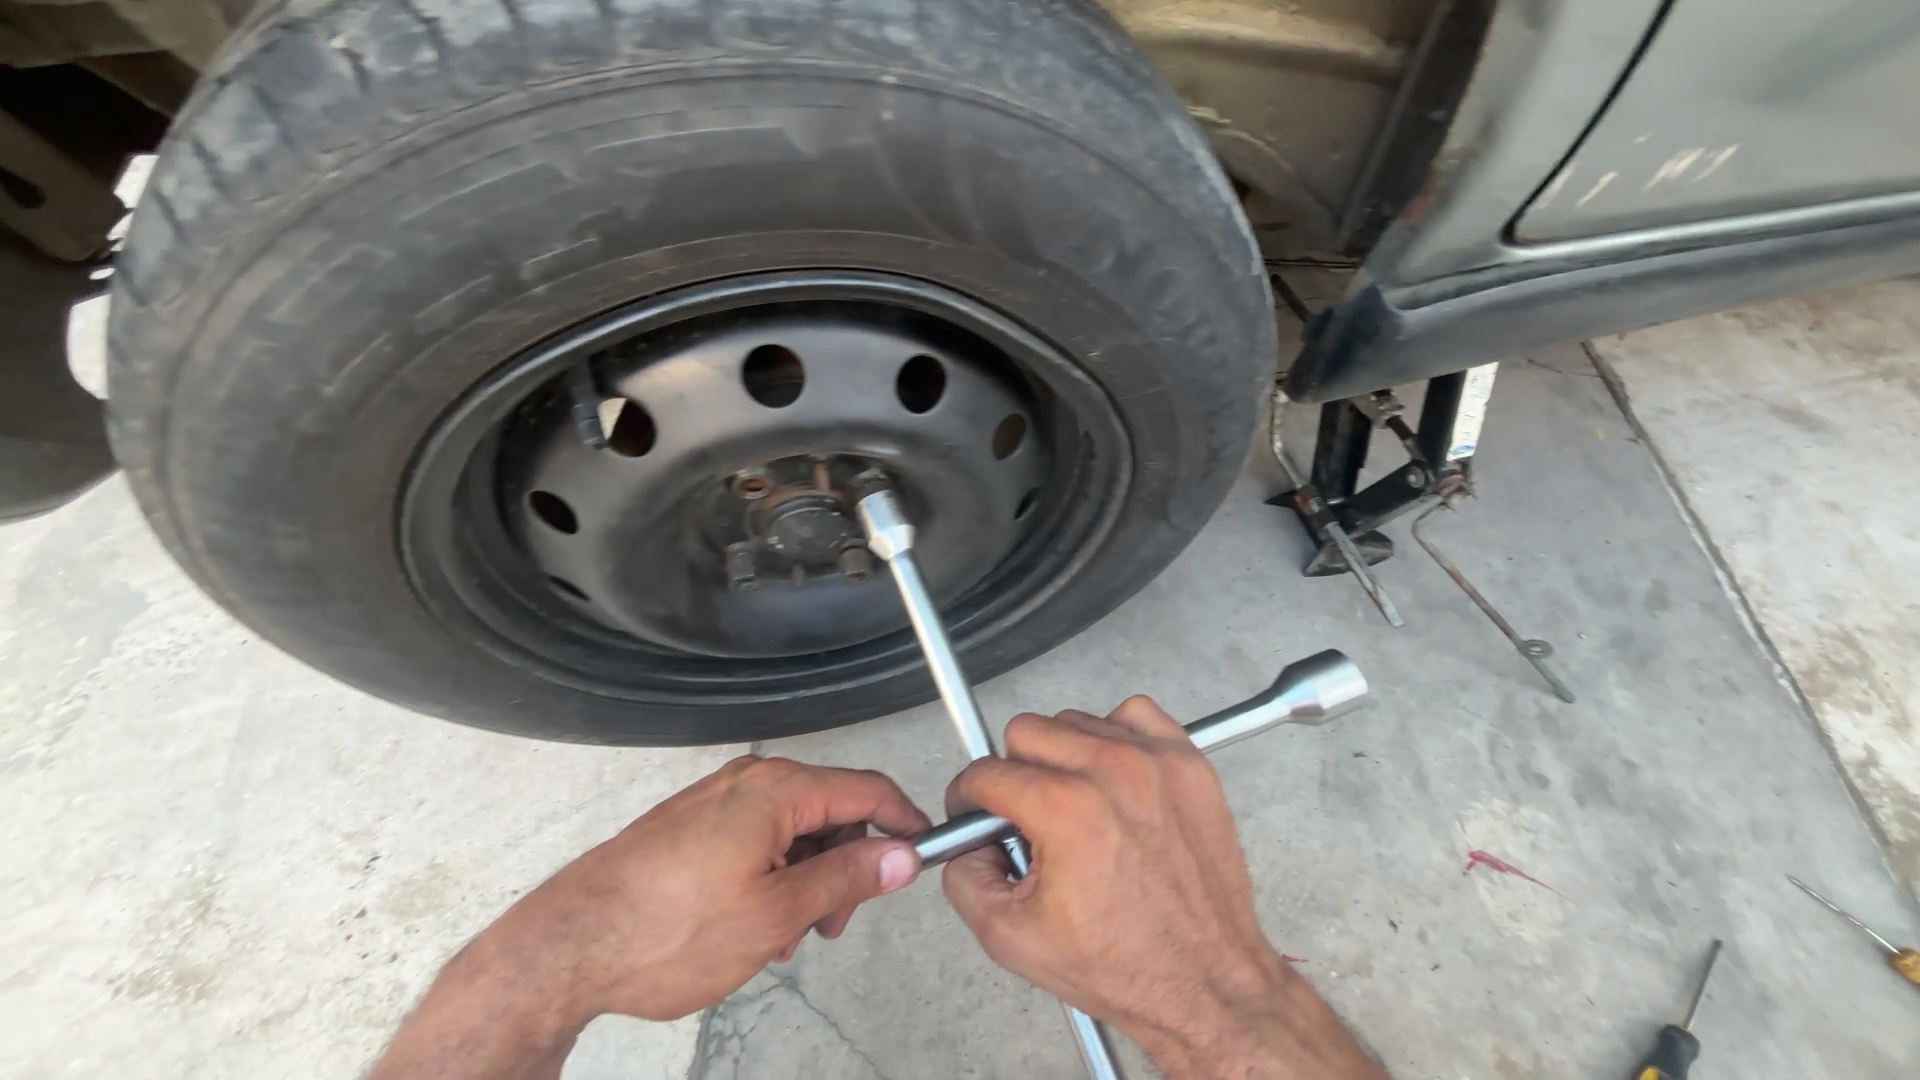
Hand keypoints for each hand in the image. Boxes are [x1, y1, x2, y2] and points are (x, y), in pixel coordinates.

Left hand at [372, 755, 929, 1078]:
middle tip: (834, 923)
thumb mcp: (777, 913)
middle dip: (846, 862)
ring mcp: (718, 799)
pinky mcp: (695, 822)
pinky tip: (753, 920)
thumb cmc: (668, 930)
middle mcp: (749, 780)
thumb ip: (848, 877)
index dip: (902, 821)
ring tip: (782, 934)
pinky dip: (774, 871)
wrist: (567, 946)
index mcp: (776, 789)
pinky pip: (758, 835)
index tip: (920, 855)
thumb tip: (901, 855)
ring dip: (807, 875)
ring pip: (794, 826)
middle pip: (831, 807)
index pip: (866, 789)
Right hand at [942, 697, 1382, 1079]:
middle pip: (1025, 732)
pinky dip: (1115, 737)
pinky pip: (1134, 715)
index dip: (968, 796)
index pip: (986, 772)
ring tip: (1075, 805)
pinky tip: (1112, 777)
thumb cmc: (1129, 964)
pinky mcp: (1187, 763)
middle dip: (1013, 773)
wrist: (1207, 983)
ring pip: (1075, 721)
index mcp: (1065, 810)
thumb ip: (964, 877)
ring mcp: (1155, 762)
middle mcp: (1111, 773)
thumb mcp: (1010, 938)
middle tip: (1027, 816)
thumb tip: (966, 841)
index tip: (976, 810)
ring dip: (1063, 756)